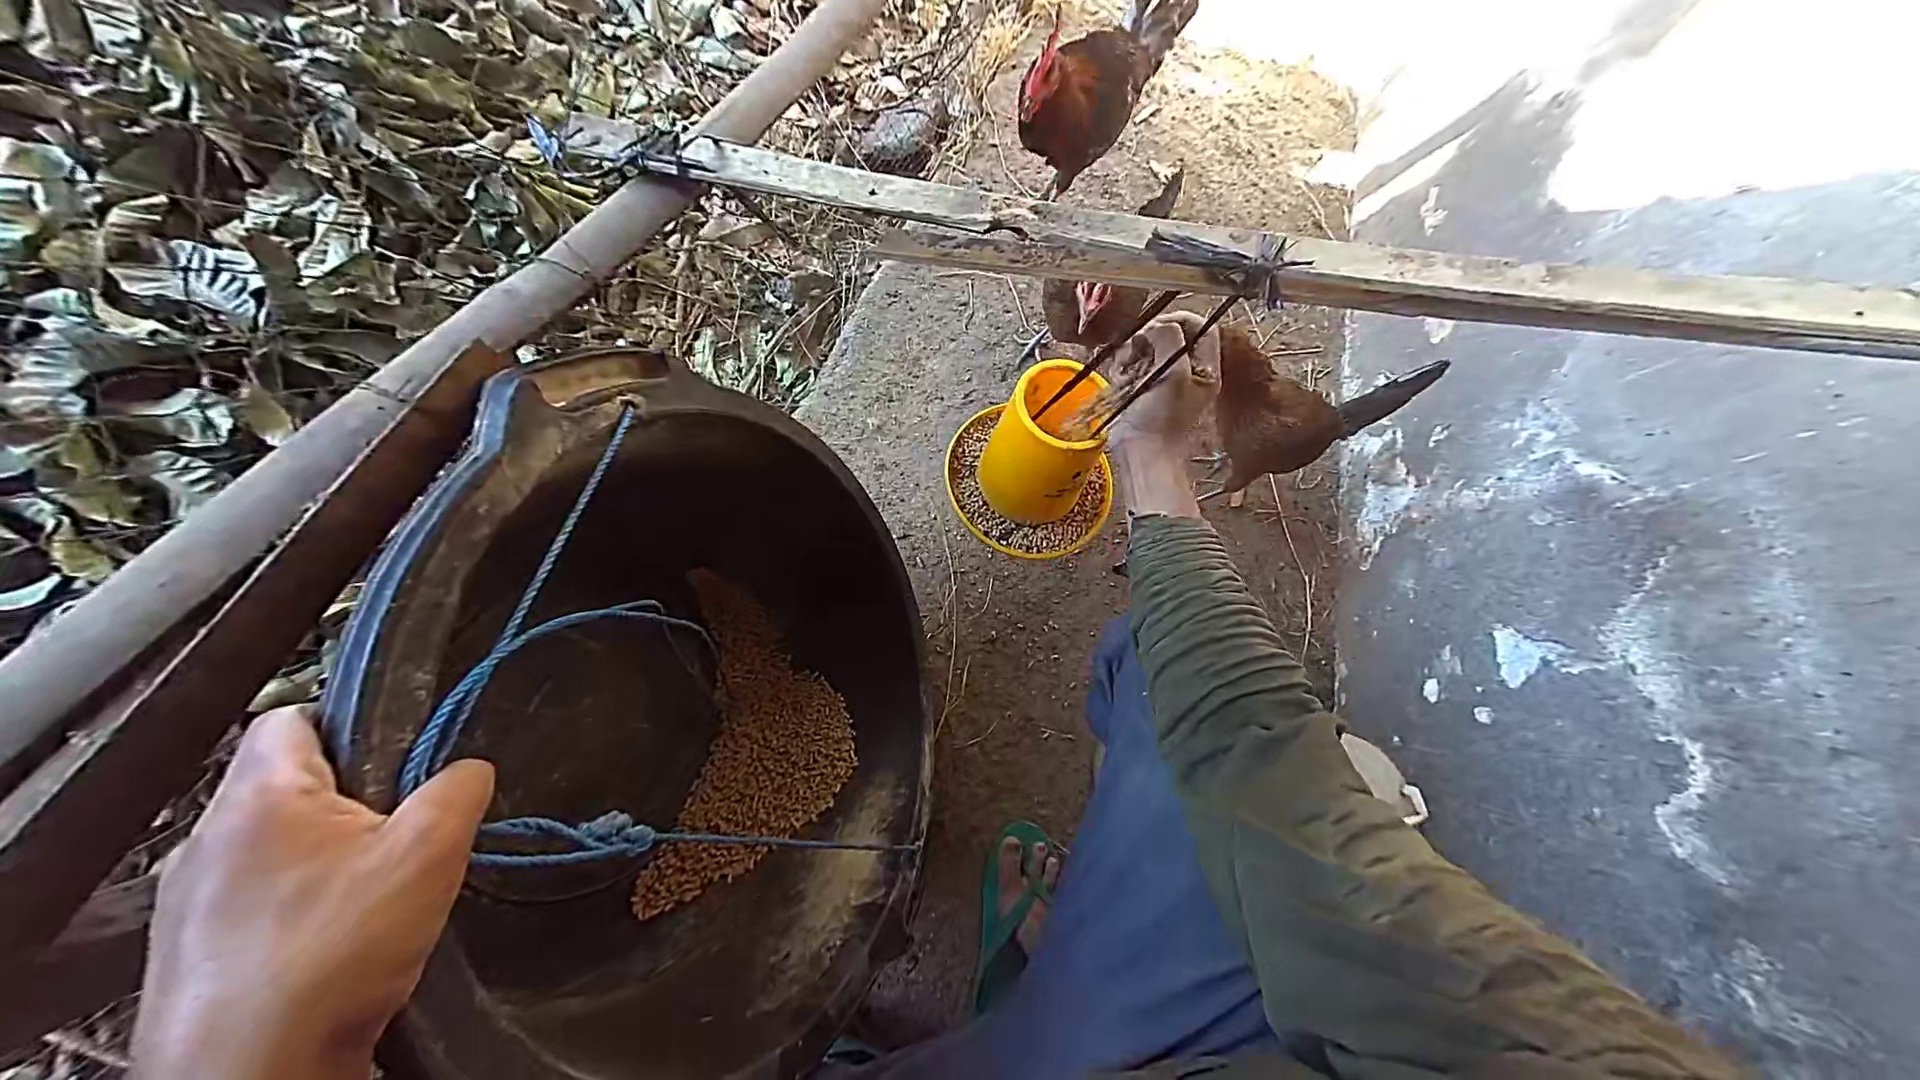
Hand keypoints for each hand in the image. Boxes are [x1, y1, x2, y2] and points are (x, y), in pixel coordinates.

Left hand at [132, 707, 493, 1079]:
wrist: (254, 1078)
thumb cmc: (335, 951)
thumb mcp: (429, 849)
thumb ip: (460, 787)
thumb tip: (469, 768)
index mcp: (256, 800)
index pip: (290, 715)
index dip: (351, 715)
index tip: (400, 745)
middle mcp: (206, 840)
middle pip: (295, 778)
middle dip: (359, 789)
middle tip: (409, 820)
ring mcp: (190, 900)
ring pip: (284, 836)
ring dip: (336, 844)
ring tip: (385, 877)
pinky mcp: (196, 948)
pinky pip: (265, 887)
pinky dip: (310, 890)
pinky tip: (347, 925)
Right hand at [1107, 312, 1218, 519]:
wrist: (1141, 452)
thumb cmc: (1161, 420)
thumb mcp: (1174, 375)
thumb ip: (1169, 340)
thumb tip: (1154, 325)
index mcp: (1205, 367)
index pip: (1199, 325)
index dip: (1177, 320)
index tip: (1154, 328)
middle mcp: (1187, 369)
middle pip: (1170, 334)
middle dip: (1149, 339)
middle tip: (1137, 351)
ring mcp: (1164, 378)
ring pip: (1147, 347)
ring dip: (1132, 354)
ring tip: (1127, 371)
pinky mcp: (1142, 386)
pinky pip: (1132, 364)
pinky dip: (1124, 369)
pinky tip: (1121, 380)